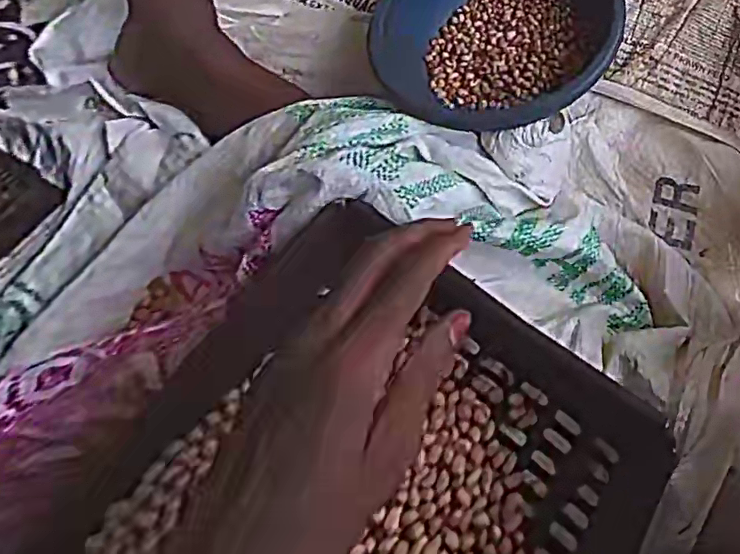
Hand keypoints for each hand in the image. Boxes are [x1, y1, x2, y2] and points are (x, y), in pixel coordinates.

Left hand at [171, 221, 473, 553]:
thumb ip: (423, 376)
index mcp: (353, 361)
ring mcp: (288, 349)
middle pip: (368, 260)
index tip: (466, 235)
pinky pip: (326, 300)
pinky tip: (381, 291)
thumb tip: (458, 319)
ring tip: (425, 249)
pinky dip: (363, 277)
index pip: (405, 281)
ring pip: (343, 274)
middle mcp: (316, 340)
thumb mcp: (389, 453)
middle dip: (414, 232)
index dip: (439, 250)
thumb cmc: (321, 513)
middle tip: (450, 227)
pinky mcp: (273, 364)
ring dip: (388, 250)